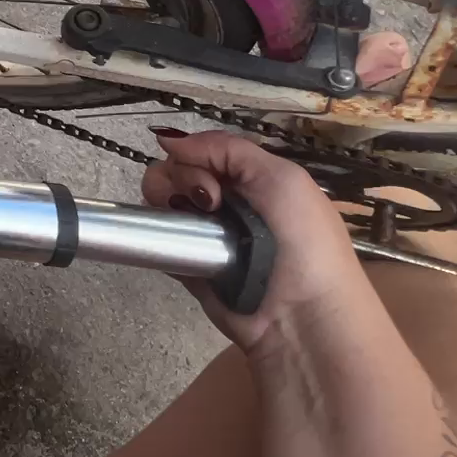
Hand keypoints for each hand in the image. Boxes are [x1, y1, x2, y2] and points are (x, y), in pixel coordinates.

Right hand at [144, 130, 371, 353]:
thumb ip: (226, 148)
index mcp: (250, 181)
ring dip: (164, 203)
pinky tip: (173, 242)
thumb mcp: (283, 180)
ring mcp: (201, 230)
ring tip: (188, 225)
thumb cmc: (302, 244)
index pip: (200, 151)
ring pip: (158, 197)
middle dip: (181, 180)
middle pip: (173, 169)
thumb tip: (165, 139)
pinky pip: (153, 232)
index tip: (212, 183)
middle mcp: (224, 202)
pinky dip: (155, 232)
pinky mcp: (184, 258)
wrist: (301, 317)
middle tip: (209, 207)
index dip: (195, 157)